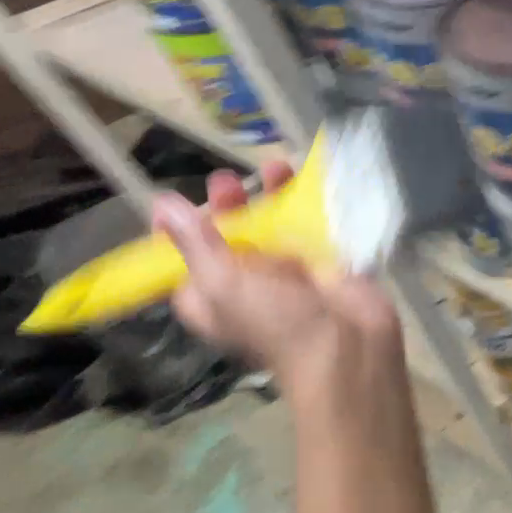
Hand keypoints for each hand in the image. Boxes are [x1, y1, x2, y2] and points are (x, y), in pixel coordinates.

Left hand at [152, 162, 402, 398]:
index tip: (181, 199)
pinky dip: (318, 200)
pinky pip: (321, 223)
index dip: (181, 226)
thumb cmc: (277, 323)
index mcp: (212, 292)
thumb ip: (196, 243)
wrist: (349, 346)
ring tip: (277, 166)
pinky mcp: (331, 259)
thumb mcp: (223, 284)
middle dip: (229, 204)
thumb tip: (162, 203)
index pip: (186, 254)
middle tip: (228, 180)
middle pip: (233, 232)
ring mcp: (293, 267)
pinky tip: (314, 177)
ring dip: (276, 193)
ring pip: (278, 223)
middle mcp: (249, 278)